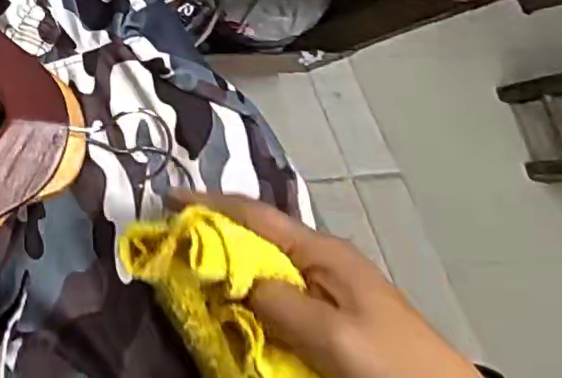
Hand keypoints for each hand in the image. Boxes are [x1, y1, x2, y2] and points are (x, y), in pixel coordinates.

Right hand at [177, 190, 480, 377]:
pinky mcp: (333, 314)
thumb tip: (236, 279)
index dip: (211, 205)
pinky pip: (281, 293)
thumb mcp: (334, 337)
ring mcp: (329, 286)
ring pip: (267, 265)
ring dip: (232, 264)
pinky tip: (237, 304)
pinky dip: (253, 293)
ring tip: (195, 269)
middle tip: (174, 240)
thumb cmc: (391, 363)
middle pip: (258, 235)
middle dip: (217, 232)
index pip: (256, 215)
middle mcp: (322, 259)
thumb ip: (281, 304)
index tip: (170, 200)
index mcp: (321, 251)